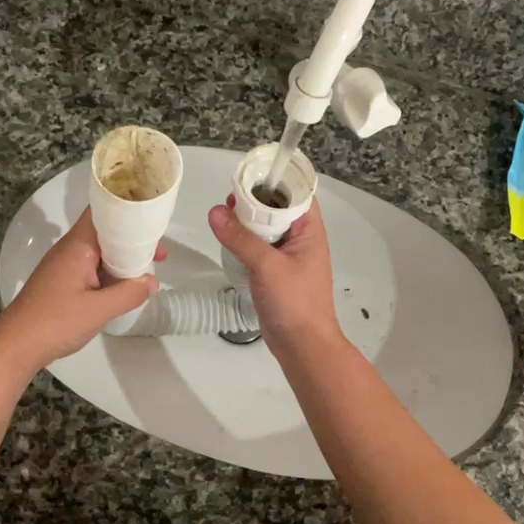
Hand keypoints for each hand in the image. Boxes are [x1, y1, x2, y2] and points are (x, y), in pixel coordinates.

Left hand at [0, 208, 160, 370]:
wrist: (16, 345)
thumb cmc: (56, 322)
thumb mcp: (99, 310)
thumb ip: (129, 294)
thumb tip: (152, 281)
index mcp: (78, 246)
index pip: (102, 212)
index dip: (128, 211)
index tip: (152, 223)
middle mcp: (70, 249)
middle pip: (104, 232)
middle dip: (132, 240)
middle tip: (159, 255)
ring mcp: (63, 266)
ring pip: (98, 252)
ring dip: (122, 259)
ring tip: (146, 272)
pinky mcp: (60, 282)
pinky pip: (90, 268)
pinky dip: (109, 272)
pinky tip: (122, 288)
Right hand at [208, 196, 339, 352]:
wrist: (303, 346)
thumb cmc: (294, 302)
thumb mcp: (267, 266)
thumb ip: (240, 239)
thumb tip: (214, 212)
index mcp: (309, 232)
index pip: (296, 194)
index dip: (275, 182)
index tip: (249, 177)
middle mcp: (301, 240)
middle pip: (278, 210)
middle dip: (255, 202)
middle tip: (229, 198)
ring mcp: (288, 258)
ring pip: (267, 231)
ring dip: (247, 223)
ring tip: (223, 217)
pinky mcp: (276, 275)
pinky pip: (260, 250)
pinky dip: (245, 243)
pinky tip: (227, 241)